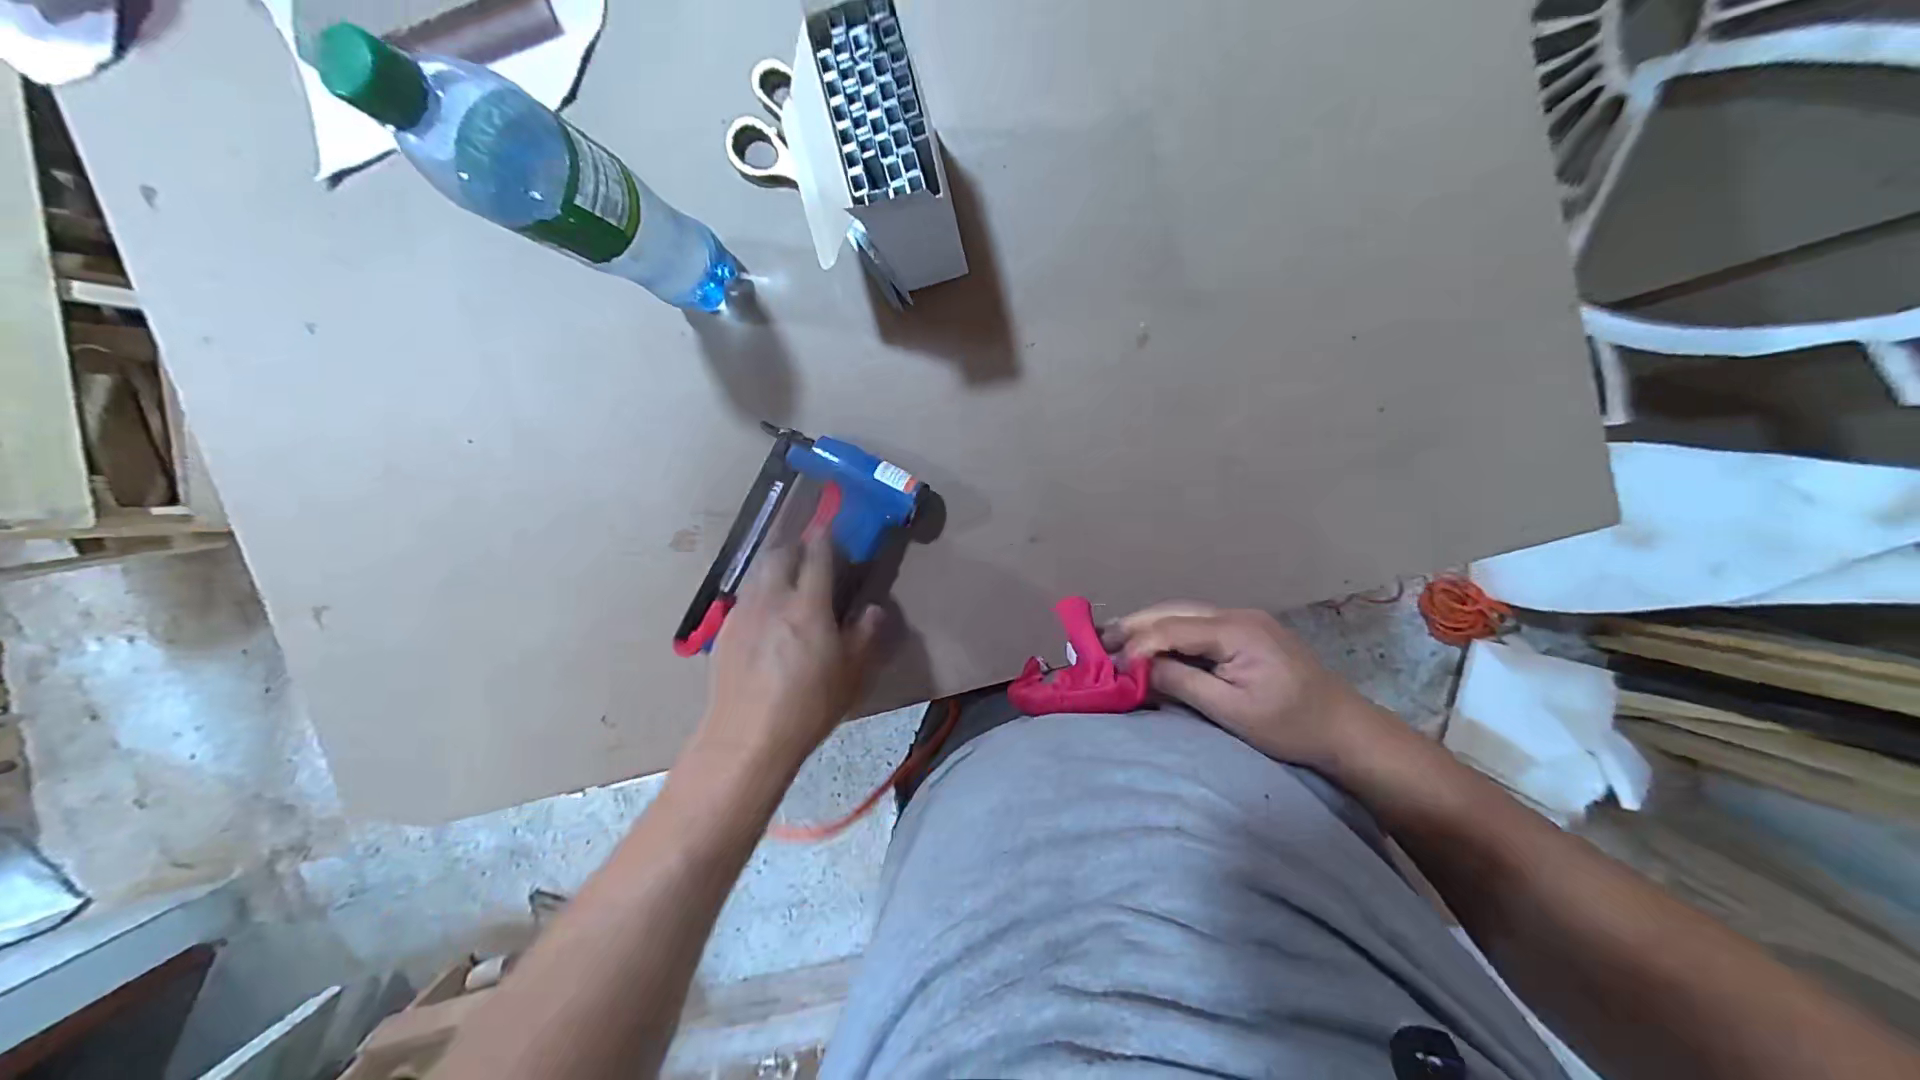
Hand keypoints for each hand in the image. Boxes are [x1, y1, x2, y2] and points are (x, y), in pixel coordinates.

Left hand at [699, 538, 884, 771]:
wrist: (747, 737)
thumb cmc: (808, 706)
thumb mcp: (852, 674)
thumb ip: (866, 635)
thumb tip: (874, 609)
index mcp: (809, 605)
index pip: (818, 556)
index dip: (825, 537)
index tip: (830, 527)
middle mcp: (773, 599)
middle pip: (781, 554)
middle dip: (796, 544)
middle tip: (809, 550)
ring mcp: (744, 613)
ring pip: (758, 572)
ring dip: (775, 564)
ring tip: (786, 574)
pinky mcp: (725, 631)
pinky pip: (745, 596)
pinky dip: (759, 591)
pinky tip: (765, 611)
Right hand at [1104, 602, 1398, 767]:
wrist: (1347, 730)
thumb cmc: (1292, 727)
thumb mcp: (1233, 711)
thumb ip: (1181, 683)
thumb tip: (1135, 668)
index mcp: (1237, 630)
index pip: (1172, 628)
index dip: (1136, 645)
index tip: (1107, 666)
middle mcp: (1237, 615)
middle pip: (1172, 611)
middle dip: (1133, 626)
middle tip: (1095, 642)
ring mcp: (1243, 620)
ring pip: (1182, 614)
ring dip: (1148, 628)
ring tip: (1113, 642)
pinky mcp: (1246, 632)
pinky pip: (1196, 625)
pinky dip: (1168, 634)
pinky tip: (1150, 646)